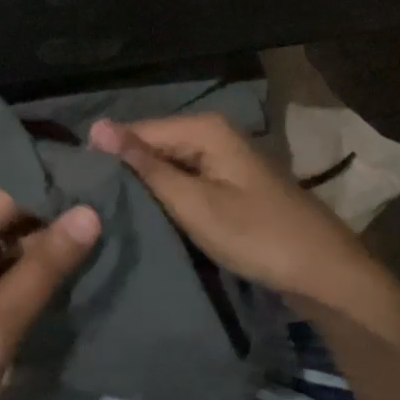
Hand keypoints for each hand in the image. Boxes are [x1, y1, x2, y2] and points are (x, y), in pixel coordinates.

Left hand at [0, 186, 100, 399]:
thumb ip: (46, 264)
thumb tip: (93, 210)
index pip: (2, 192)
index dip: (49, 185)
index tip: (99, 177)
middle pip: (6, 213)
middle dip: (52, 210)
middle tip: (108, 197)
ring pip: (10, 240)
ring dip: (48, 237)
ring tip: (102, 219)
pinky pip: (7, 265)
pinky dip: (36, 264)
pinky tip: (75, 254)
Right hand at [89, 113, 368, 307]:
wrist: (324, 272)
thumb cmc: (256, 236)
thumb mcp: (194, 204)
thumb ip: (146, 166)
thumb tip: (96, 126)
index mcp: (203, 127)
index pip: (135, 131)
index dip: (106, 156)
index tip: (76, 186)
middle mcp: (211, 131)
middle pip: (151, 144)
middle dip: (124, 169)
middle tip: (87, 202)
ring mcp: (221, 155)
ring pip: (166, 163)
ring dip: (144, 184)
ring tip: (106, 208)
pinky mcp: (227, 180)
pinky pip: (184, 177)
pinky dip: (166, 194)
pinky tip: (146, 213)